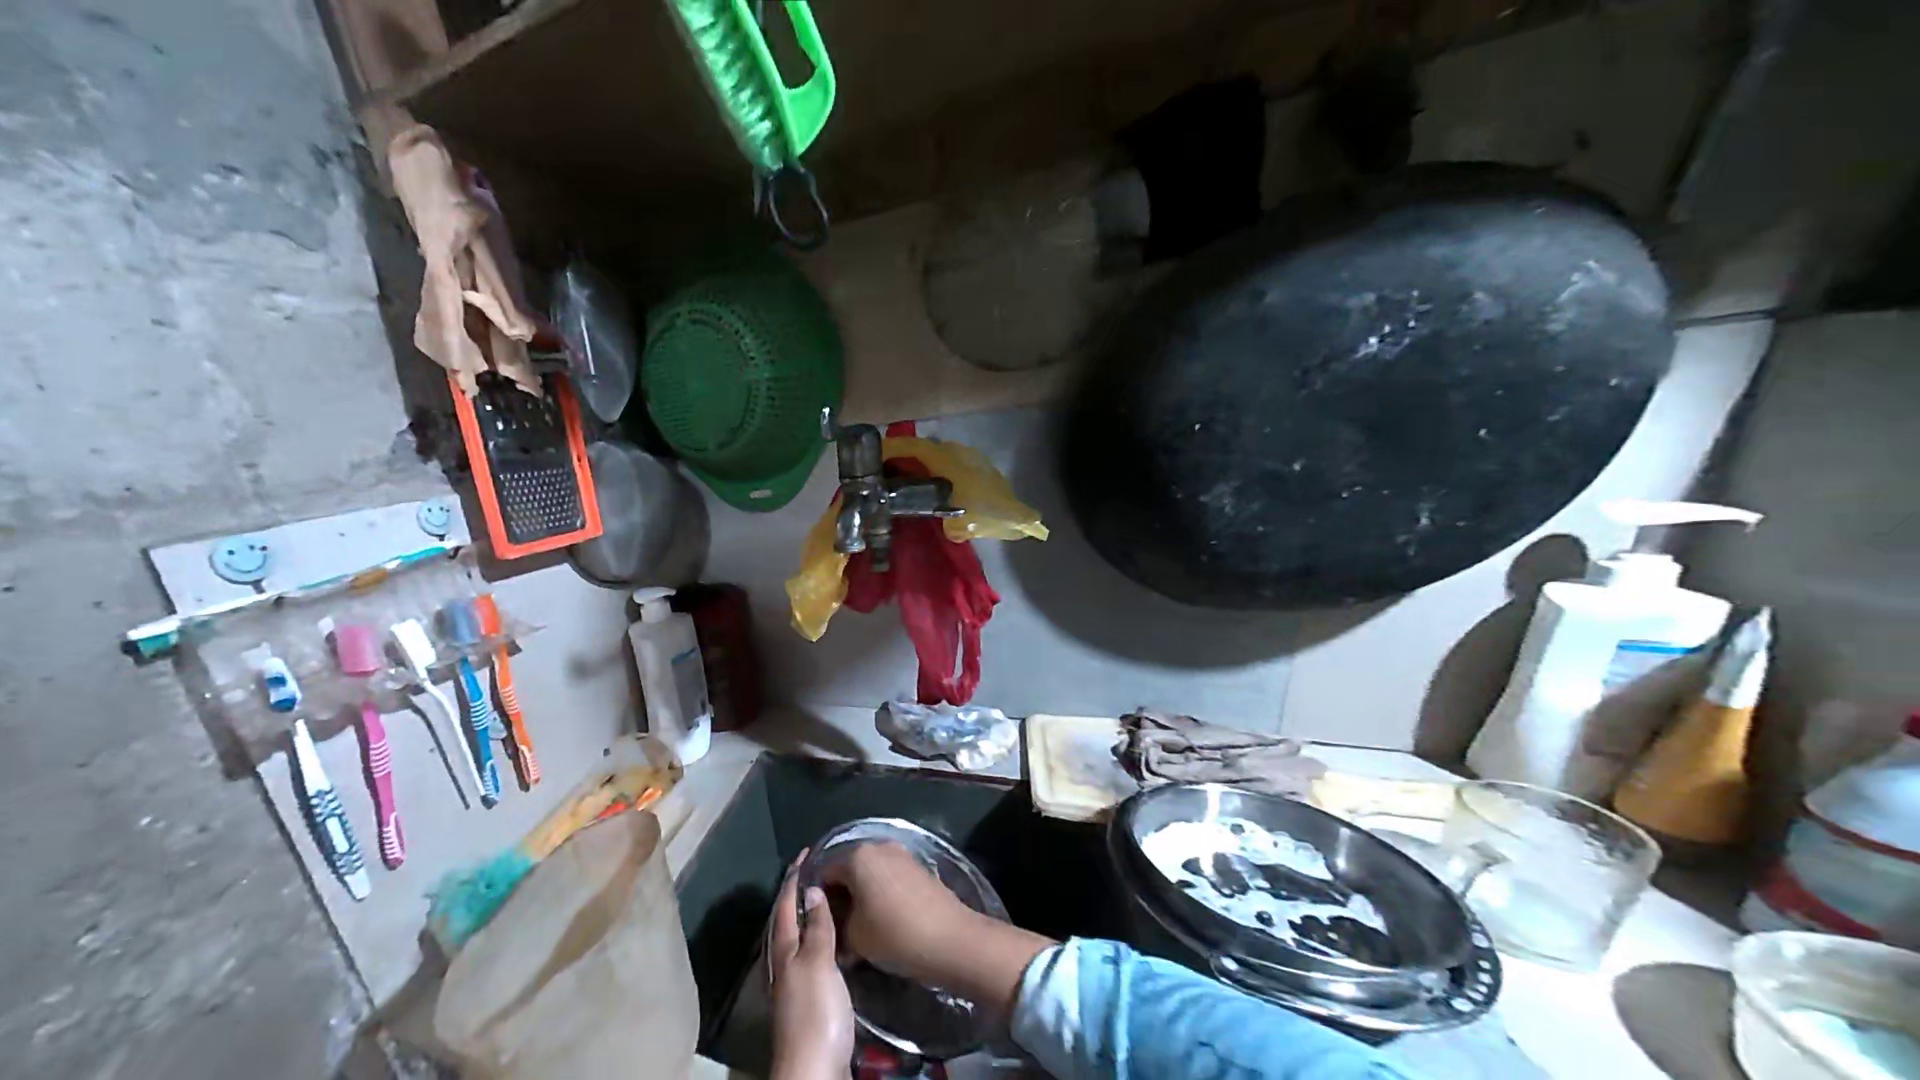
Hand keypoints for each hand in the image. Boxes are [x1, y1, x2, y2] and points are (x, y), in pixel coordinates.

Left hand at [770, 852, 853, 1079]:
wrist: (815, 1072)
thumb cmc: (815, 1012)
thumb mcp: (817, 963)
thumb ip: (817, 927)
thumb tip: (812, 889)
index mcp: (783, 949)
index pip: (785, 903)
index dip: (794, 876)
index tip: (808, 851)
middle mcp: (785, 961)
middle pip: (788, 918)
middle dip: (800, 891)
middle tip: (822, 868)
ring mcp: (796, 981)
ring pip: (800, 936)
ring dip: (812, 913)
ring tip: (833, 895)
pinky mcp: (810, 997)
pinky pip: (814, 954)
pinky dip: (823, 936)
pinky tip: (839, 939)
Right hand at [819, 841, 981, 983]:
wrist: (950, 938)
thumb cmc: (894, 935)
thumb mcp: (854, 937)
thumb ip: (835, 924)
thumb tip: (832, 923)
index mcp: (857, 856)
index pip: (823, 872)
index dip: (816, 899)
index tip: (815, 925)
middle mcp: (878, 846)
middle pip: (848, 869)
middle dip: (840, 897)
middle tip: (836, 928)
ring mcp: (901, 854)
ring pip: (869, 873)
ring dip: (860, 896)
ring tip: (858, 928)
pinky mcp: (917, 866)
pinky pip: (888, 876)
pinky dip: (879, 893)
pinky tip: (880, 920)